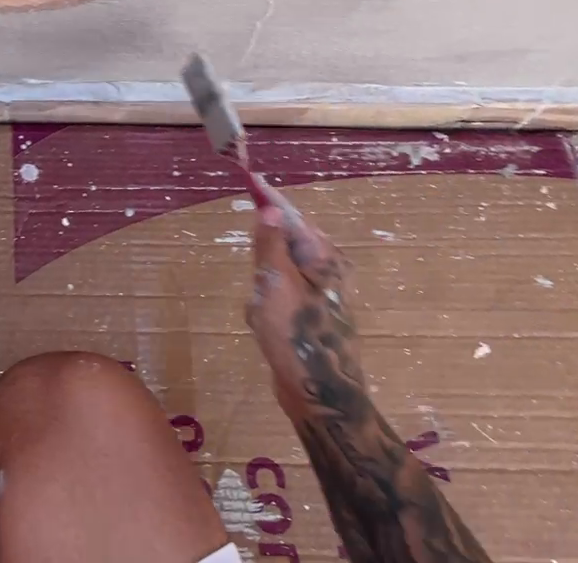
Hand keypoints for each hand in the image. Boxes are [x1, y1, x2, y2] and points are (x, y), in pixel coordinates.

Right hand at [244, 182, 361, 418]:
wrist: (319, 397)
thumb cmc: (297, 335)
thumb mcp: (276, 284)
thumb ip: (270, 245)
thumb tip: (270, 209)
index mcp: (324, 259)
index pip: (292, 218)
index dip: (269, 201)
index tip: (251, 179)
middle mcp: (325, 274)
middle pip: (281, 246)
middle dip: (261, 263)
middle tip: (258, 284)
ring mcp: (317, 298)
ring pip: (273, 275)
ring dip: (260, 289)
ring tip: (261, 314)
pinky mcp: (307, 319)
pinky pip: (275, 299)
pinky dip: (264, 309)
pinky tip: (264, 329)